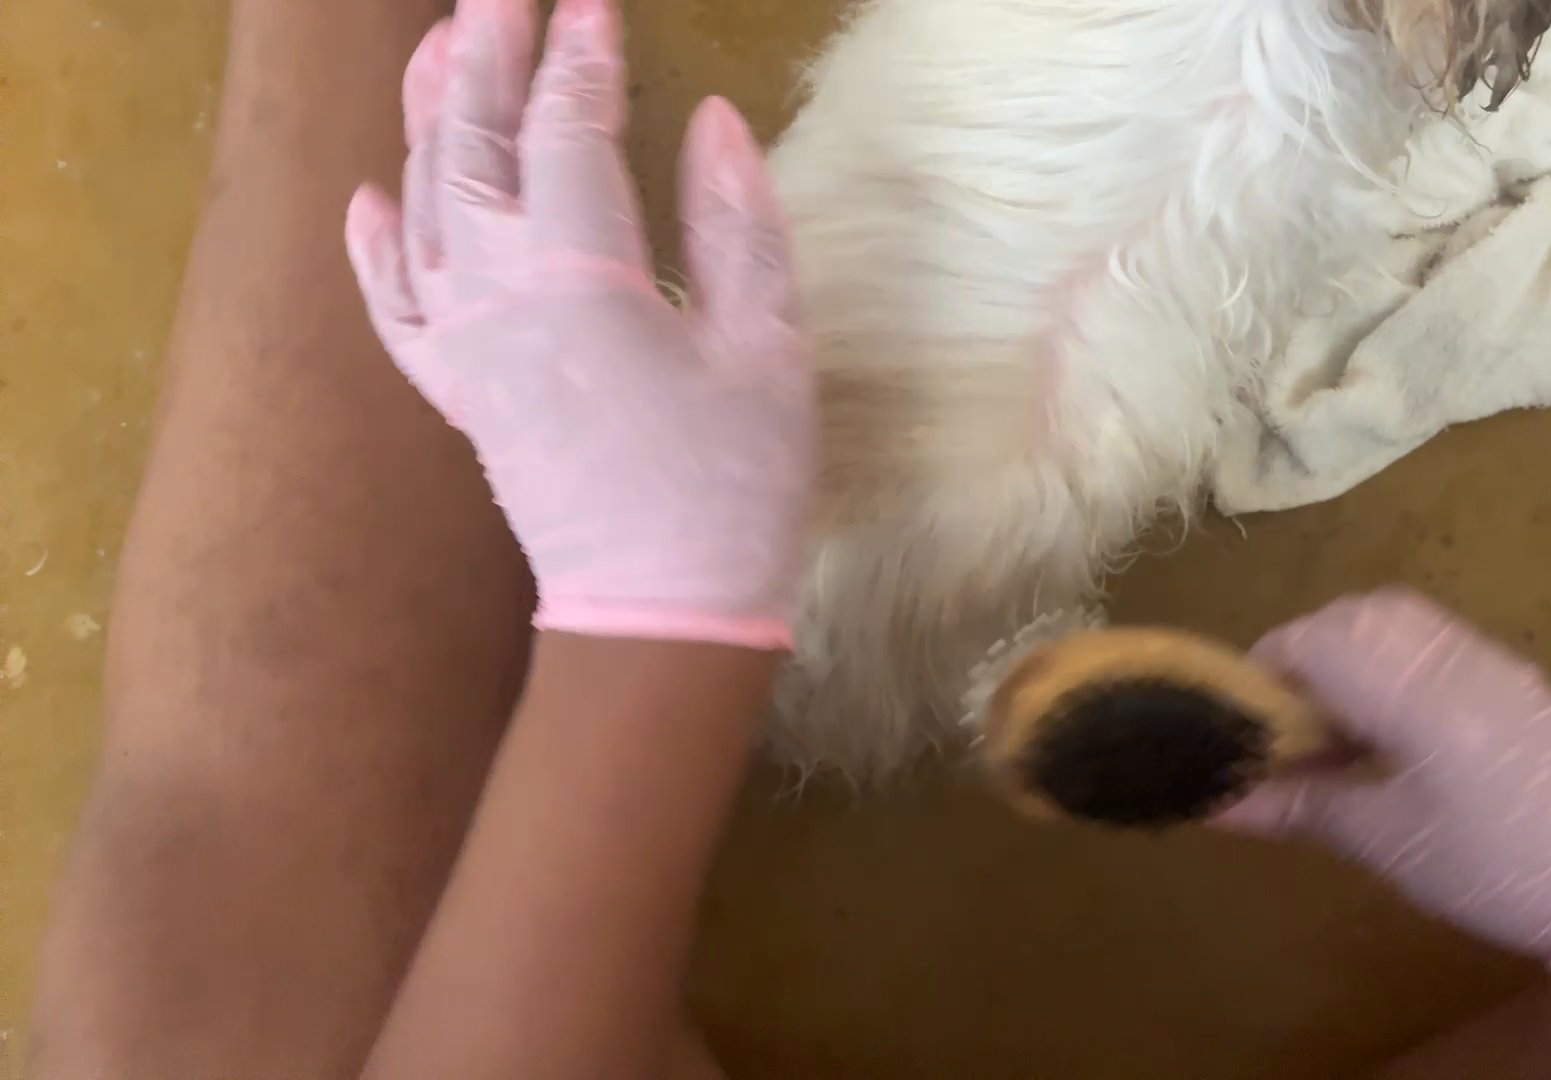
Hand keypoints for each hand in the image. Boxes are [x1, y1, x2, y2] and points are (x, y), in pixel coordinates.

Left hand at [343, 0, 813, 648]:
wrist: (668, 610)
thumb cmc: (737, 486)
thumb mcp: (770, 353)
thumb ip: (741, 230)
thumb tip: (713, 125)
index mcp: (583, 281)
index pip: (570, 134)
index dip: (583, 59)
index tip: (595, 5)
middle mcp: (498, 298)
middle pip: (471, 147)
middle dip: (486, 59)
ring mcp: (465, 351)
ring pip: (422, 207)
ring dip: (429, 121)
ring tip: (440, 52)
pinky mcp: (464, 400)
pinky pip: (397, 307)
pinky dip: (378, 244)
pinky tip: (371, 198)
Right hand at [1217, 589, 1550, 967]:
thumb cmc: (1500, 865)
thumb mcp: (1385, 840)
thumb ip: (1294, 806)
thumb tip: (1211, 804)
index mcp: (1406, 688)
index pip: (1306, 641)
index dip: (1263, 673)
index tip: (1254, 725)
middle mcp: (1442, 652)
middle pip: (1344, 616)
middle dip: (1302, 657)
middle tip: (1295, 723)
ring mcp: (1482, 655)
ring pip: (1386, 615)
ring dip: (1345, 650)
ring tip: (1341, 716)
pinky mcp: (1508, 670)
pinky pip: (1426, 633)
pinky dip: (1387, 656)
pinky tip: (1395, 717)